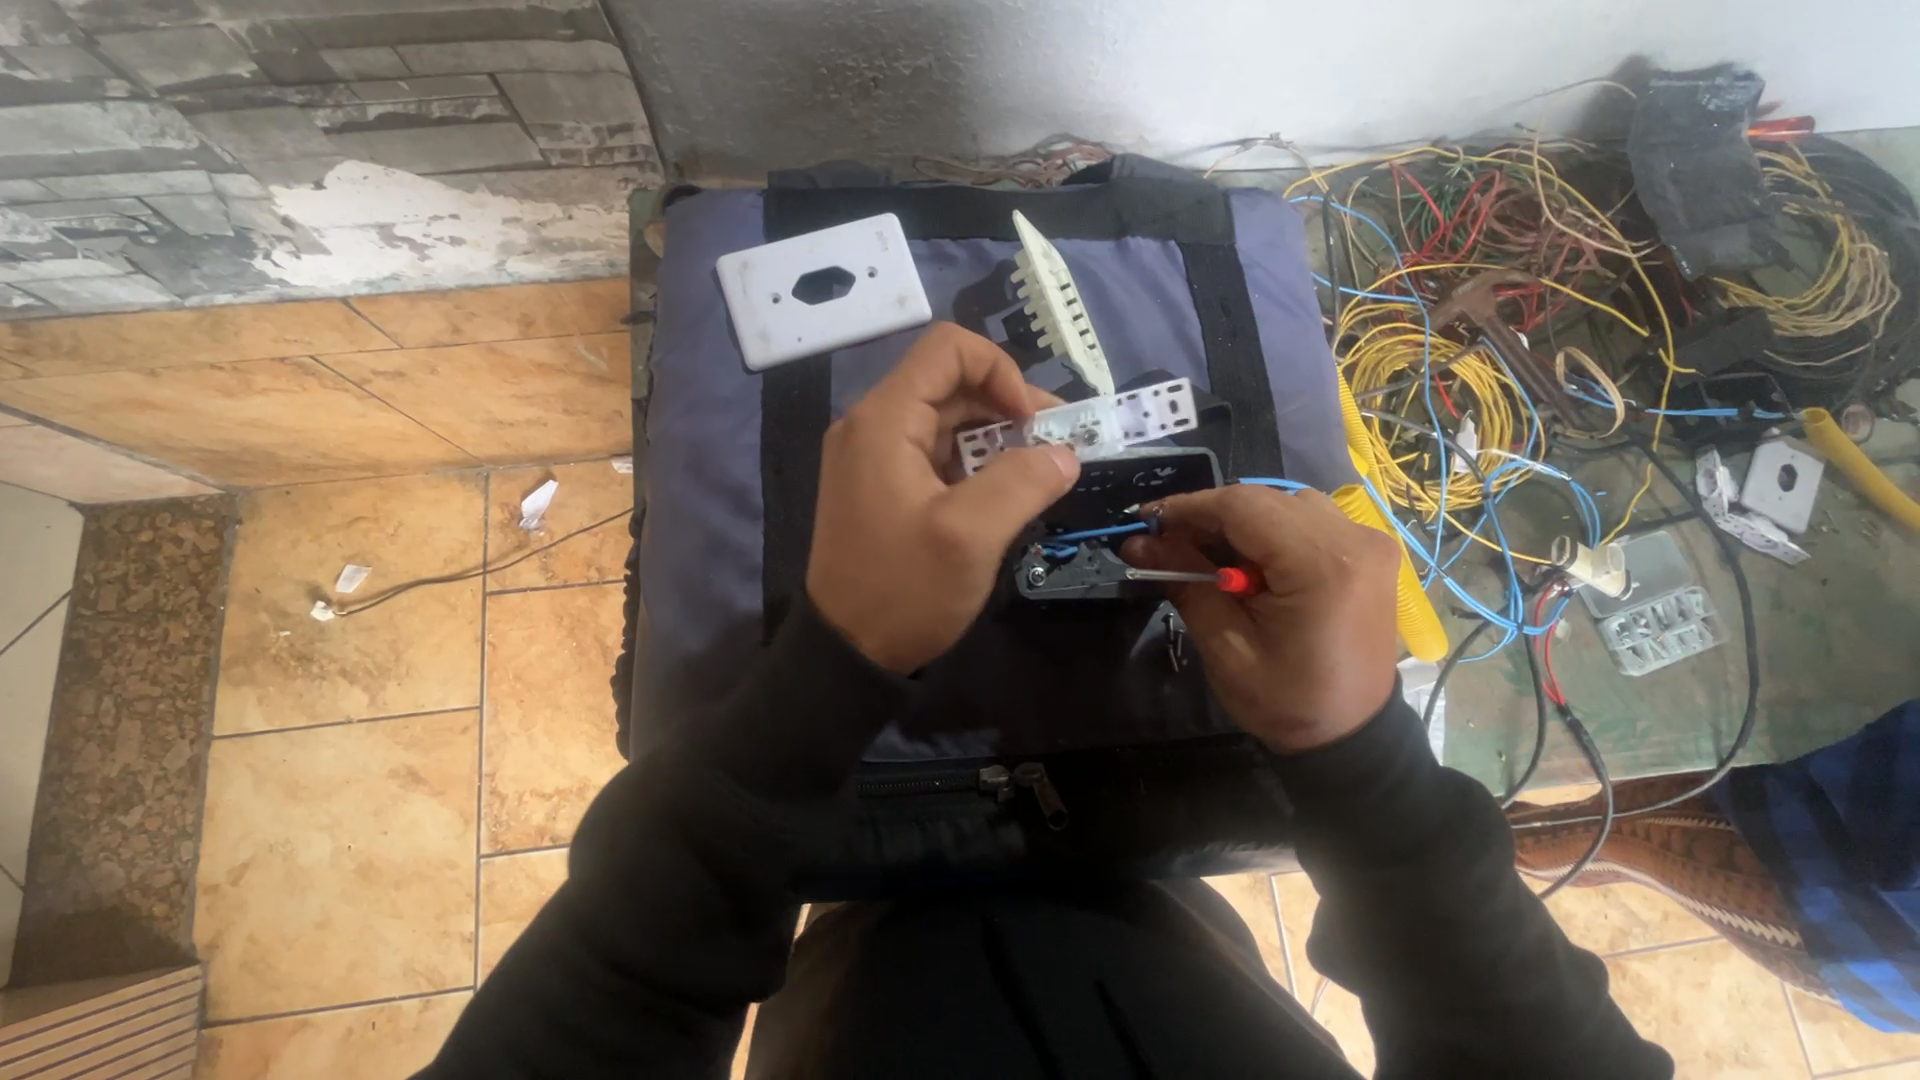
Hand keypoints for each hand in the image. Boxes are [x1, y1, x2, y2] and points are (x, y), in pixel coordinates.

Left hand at [807, 323, 1079, 673]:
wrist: (845, 652)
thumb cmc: (902, 590)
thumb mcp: (970, 536)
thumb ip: (1022, 483)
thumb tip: (1064, 454)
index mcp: (883, 420)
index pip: (947, 350)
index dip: (1000, 371)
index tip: (1032, 422)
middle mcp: (873, 426)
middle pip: (951, 385)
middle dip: (1009, 408)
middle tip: (1057, 448)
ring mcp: (874, 458)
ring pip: (946, 422)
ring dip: (997, 439)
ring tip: (1041, 472)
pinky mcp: (882, 488)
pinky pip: (935, 455)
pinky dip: (975, 465)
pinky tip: (1006, 494)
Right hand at [1123, 486, 1399, 751]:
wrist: (1352, 733)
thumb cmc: (1287, 701)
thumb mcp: (1225, 648)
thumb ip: (1186, 582)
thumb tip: (1138, 542)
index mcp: (1322, 566)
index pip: (1243, 506)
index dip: (1188, 508)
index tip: (1145, 521)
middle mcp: (1353, 539)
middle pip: (1263, 499)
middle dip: (1209, 517)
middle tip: (1167, 544)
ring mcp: (1367, 541)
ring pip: (1285, 503)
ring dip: (1240, 523)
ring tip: (1208, 557)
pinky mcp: (1368, 550)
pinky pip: (1307, 519)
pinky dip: (1269, 531)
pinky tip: (1248, 562)